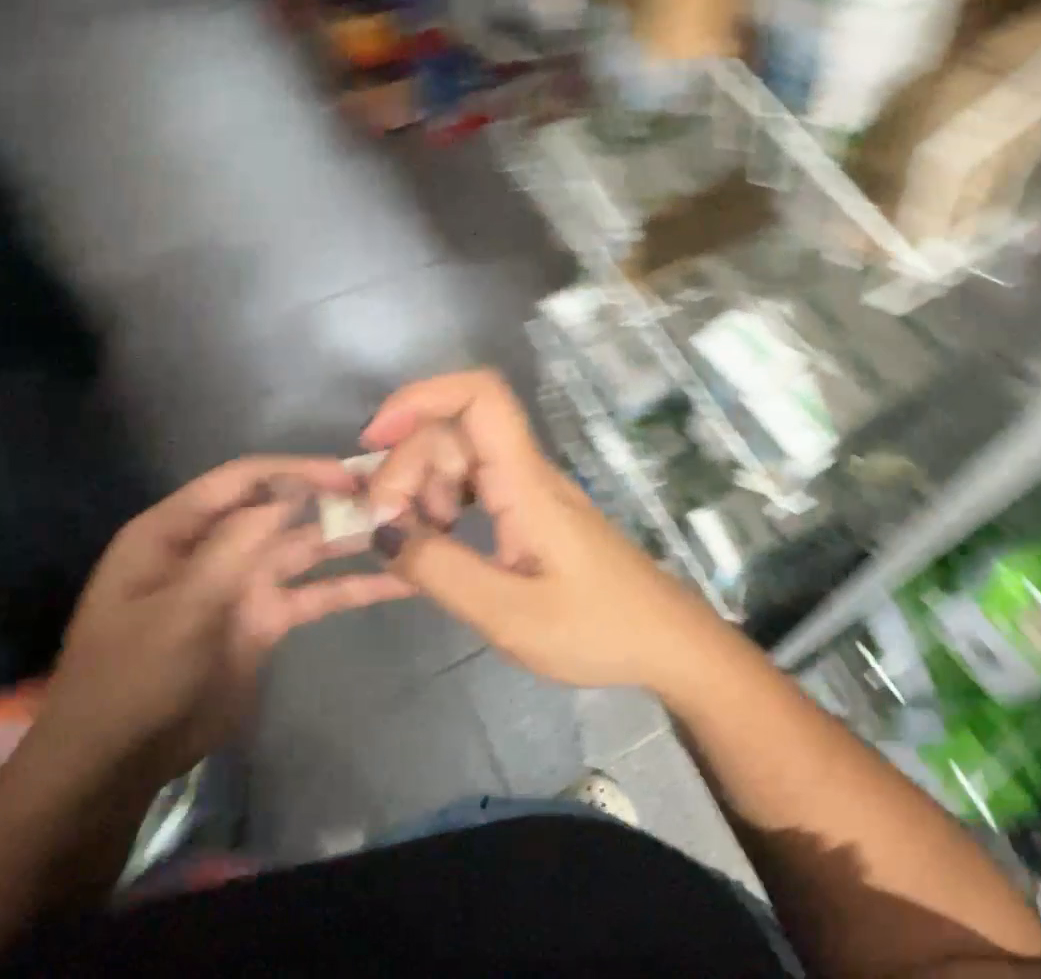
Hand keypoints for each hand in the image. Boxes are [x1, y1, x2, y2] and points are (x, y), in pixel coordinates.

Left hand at [31, 457, 403, 786]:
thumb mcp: (178, 608)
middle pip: (283, 510)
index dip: (295, 471)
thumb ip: (233, 547)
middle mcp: (214, 549)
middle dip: (334, 501)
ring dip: (353, 538)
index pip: (241, 483)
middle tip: (394, 495)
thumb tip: (290, 493)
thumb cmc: (132, 676)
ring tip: (408, 528)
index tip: (349, 474)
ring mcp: (244, 584)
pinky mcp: (269, 619)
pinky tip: (402, 583)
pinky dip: (358, 587)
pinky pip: (320, 594)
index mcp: (174, 533)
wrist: (121, 756)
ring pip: (308, 549)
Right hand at [361, 370, 727, 689]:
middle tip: (387, 531)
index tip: (373, 443)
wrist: (667, 642)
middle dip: (406, 468)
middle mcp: (531, 477)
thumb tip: (381, 529)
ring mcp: (536, 497)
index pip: (481, 397)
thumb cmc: (597, 630)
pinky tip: (434, 550)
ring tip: (417, 547)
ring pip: (463, 463)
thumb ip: (440, 569)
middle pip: (456, 432)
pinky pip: (479, 495)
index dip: (420, 398)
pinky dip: (445, 513)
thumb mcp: (509, 614)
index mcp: (528, 485)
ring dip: (423, 494)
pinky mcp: (537, 521)